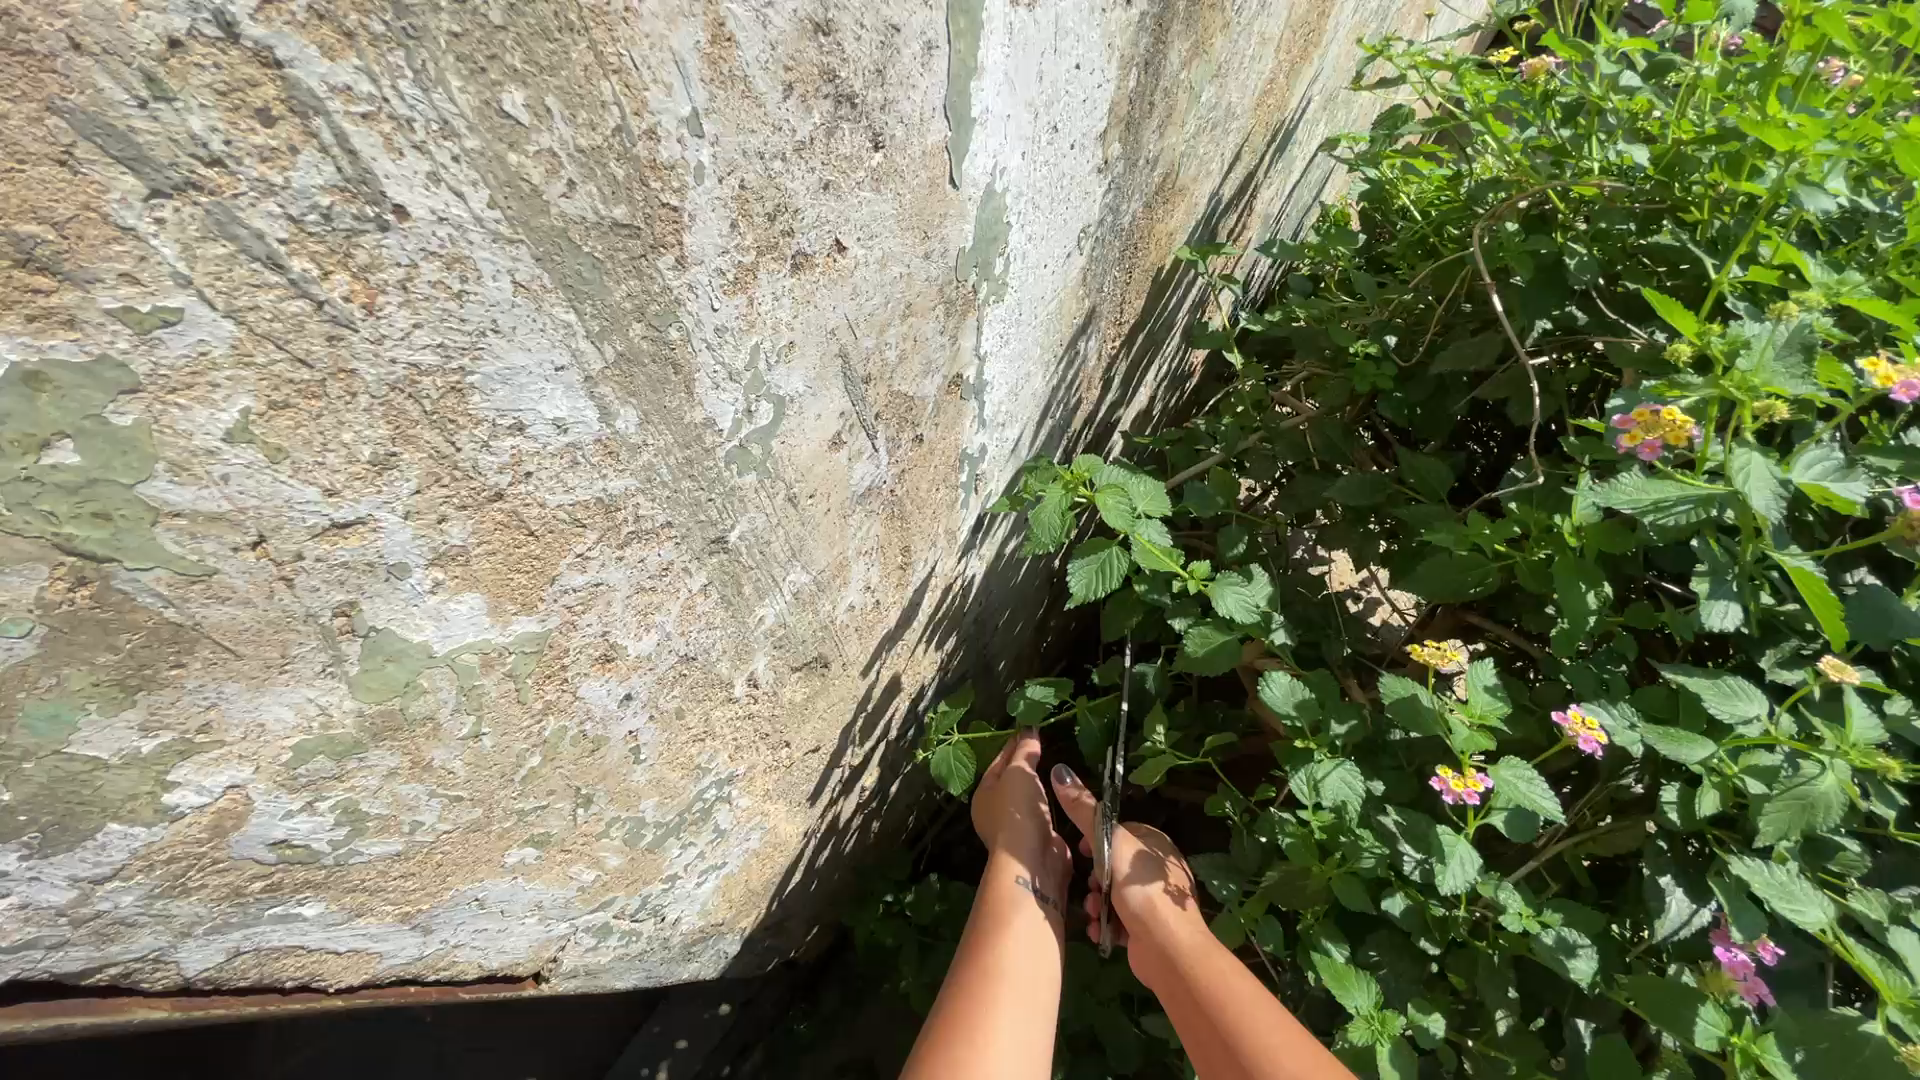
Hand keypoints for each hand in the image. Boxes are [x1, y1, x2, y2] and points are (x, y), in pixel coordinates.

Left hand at [971, 729, 1072, 895]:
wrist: (1032, 862)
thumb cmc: (1017, 812)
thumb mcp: (1018, 773)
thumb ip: (1024, 751)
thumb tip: (1029, 729)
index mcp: (984, 793)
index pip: (999, 761)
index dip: (1014, 744)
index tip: (1029, 727)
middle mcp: (996, 811)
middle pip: (1013, 779)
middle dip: (1026, 763)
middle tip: (1044, 742)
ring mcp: (1017, 828)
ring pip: (1030, 797)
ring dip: (1041, 783)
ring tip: (1056, 764)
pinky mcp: (1039, 840)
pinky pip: (1045, 813)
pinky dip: (1053, 802)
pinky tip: (1064, 792)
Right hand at [1049, 762, 1208, 989]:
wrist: (1166, 949)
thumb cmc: (1140, 888)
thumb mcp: (1109, 841)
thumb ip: (1084, 810)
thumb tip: (1059, 770)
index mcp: (1154, 844)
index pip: (1118, 833)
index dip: (1096, 840)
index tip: (1080, 852)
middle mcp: (1156, 871)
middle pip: (1112, 866)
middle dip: (1095, 878)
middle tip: (1089, 886)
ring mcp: (1152, 903)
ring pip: (1112, 895)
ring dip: (1097, 903)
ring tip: (1094, 912)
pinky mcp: (1146, 931)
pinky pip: (1117, 922)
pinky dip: (1105, 925)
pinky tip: (1098, 929)